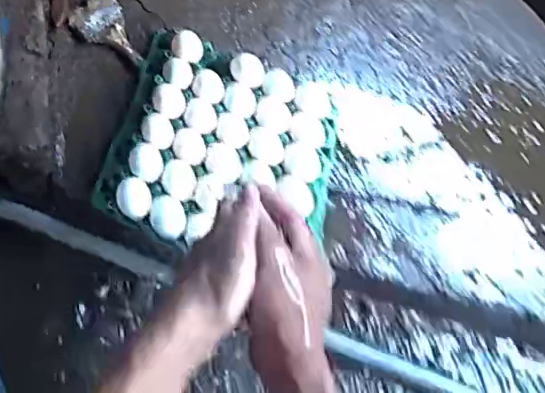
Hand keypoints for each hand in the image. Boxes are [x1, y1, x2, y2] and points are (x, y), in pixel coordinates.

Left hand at [98, 187, 262, 392]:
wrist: (191, 326)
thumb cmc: (220, 286)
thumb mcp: (240, 250)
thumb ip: (244, 221)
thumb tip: (250, 186)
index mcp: (218, 232)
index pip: (230, 206)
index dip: (245, 203)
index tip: (264, 204)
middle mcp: (208, 244)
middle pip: (226, 228)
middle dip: (244, 228)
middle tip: (268, 235)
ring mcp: (203, 266)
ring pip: (224, 251)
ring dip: (239, 252)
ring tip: (262, 261)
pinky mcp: (203, 289)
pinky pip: (223, 273)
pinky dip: (234, 273)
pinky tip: (244, 286)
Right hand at [247, 186, 334, 392]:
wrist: (288, 360)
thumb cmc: (281, 305)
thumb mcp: (271, 259)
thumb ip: (263, 226)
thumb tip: (252, 194)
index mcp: (310, 253)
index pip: (291, 214)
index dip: (271, 198)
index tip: (249, 185)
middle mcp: (309, 266)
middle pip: (285, 232)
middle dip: (263, 216)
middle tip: (239, 204)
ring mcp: (299, 286)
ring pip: (276, 252)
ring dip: (257, 238)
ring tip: (234, 227)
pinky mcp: (286, 301)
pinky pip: (269, 270)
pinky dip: (255, 259)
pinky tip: (238, 259)